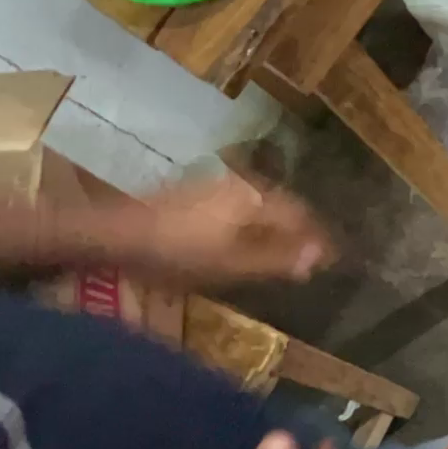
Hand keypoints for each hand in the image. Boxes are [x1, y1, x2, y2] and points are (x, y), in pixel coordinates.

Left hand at [103, 178, 334, 284]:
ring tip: (287, 245)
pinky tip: (251, 235)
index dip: (320, 238)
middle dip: (302, 226)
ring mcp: (216, 184)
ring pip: (262, 202)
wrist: (113, 234)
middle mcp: (240, 185)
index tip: (334, 256)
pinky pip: (242, 202)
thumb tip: (320, 257)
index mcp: (255, 200)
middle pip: (283, 205)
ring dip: (278, 222)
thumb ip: (279, 259)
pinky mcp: (196, 191)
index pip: (302, 216)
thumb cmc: (179, 253)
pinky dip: (256, 219)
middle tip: (314, 251)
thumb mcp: (234, 264)